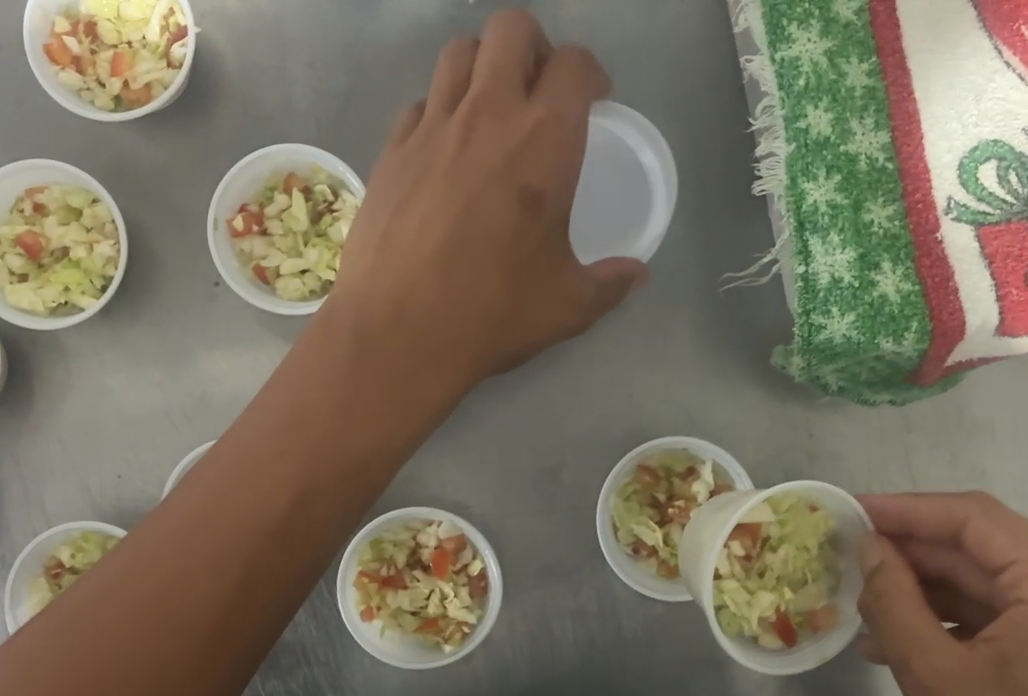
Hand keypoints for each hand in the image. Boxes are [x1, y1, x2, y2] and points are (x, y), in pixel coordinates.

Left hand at [320, 10, 647, 396]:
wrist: (397, 333)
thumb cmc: (492, 314)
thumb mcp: (568, 306)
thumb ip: (609, 284)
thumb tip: (636, 275)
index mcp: (544, 141)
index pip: (574, 64)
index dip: (589, 74)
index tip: (593, 101)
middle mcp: (487, 115)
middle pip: (511, 29)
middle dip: (534, 48)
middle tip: (540, 93)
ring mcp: (432, 128)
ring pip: (458, 54)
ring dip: (483, 69)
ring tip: (491, 114)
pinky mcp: (391, 152)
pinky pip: (420, 105)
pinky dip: (439, 113)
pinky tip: (445, 155)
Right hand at [853, 493, 1027, 695]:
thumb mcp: (931, 674)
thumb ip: (892, 599)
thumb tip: (868, 546)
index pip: (974, 519)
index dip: (905, 510)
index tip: (848, 510)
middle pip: (982, 550)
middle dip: (910, 556)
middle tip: (845, 556)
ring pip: (988, 584)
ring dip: (923, 593)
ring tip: (859, 606)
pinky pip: (1003, 616)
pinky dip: (951, 622)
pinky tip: (895, 639)